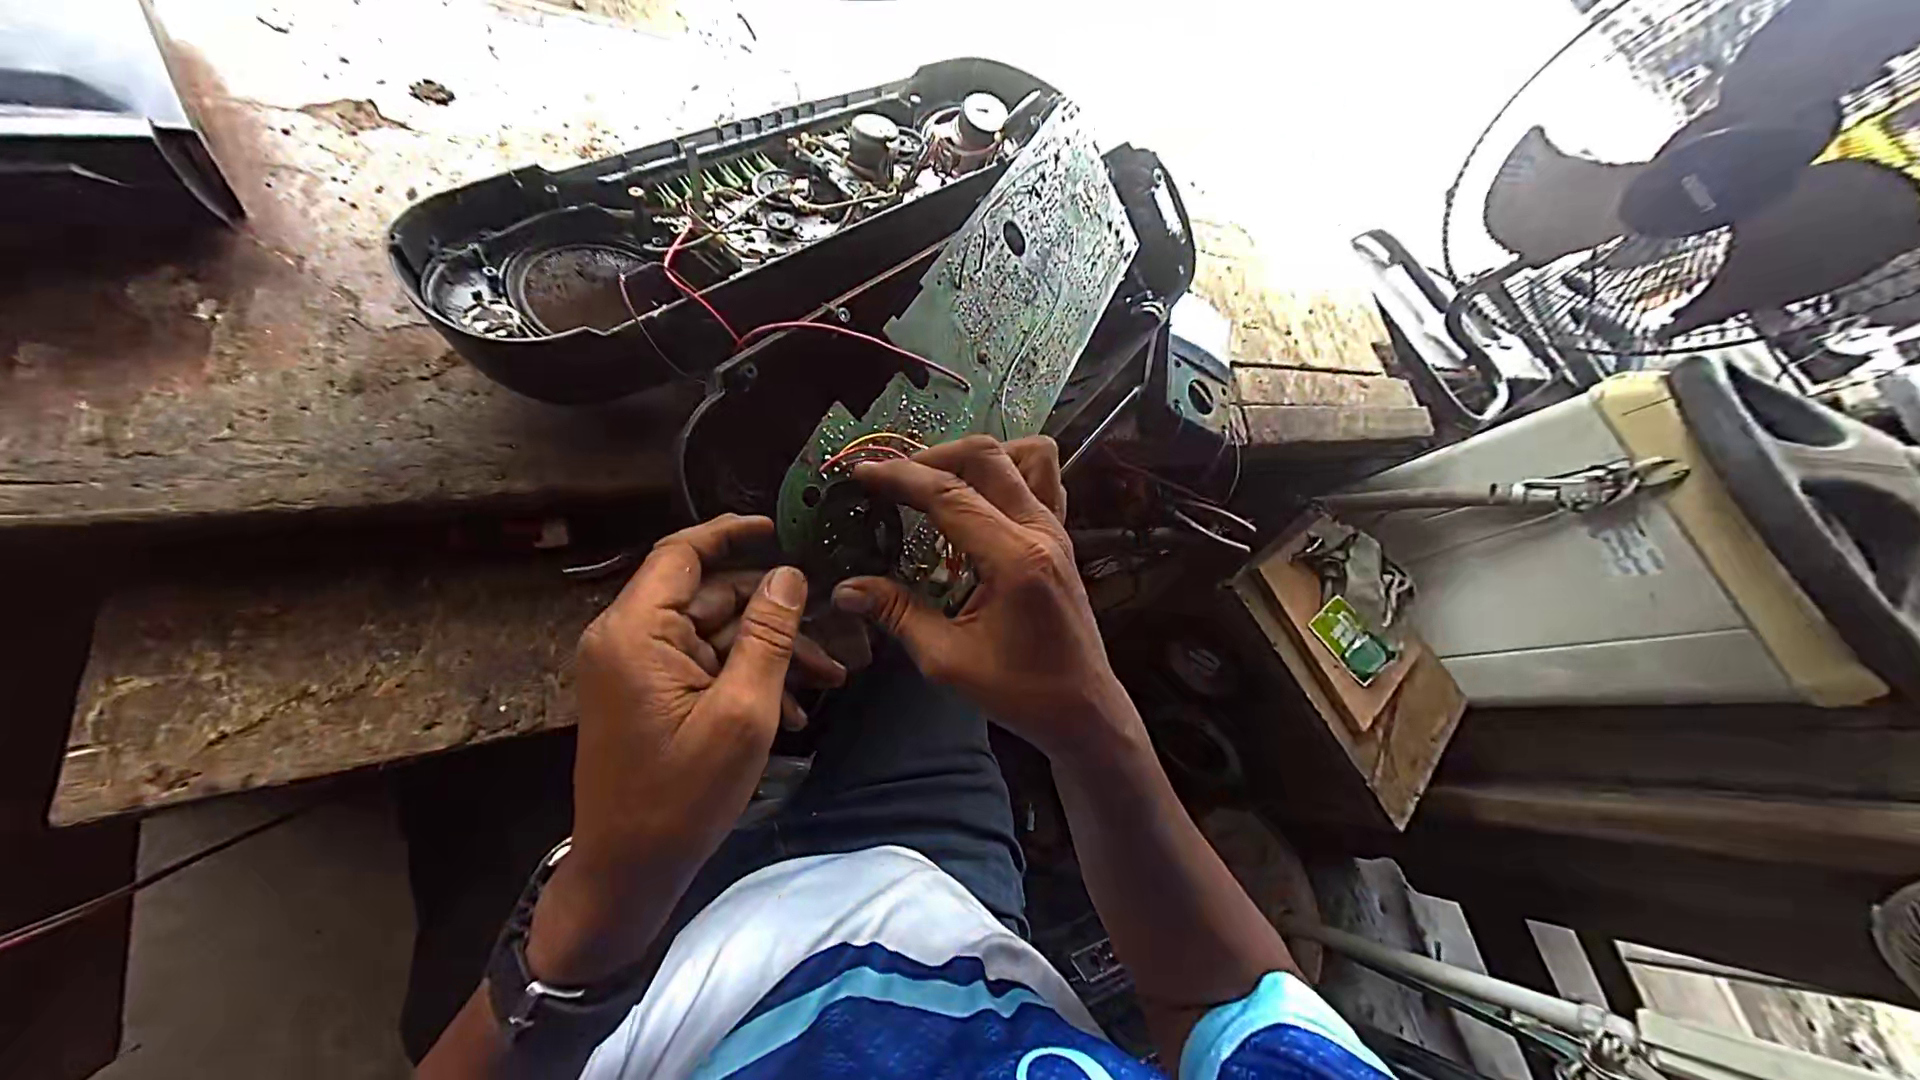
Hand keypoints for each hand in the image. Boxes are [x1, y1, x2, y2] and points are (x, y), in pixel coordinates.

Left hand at [528, 515, 807, 982]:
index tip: (780, 528)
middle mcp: (631, 639)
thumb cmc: (683, 796)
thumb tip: (789, 575)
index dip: (732, 533)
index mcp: (638, 632)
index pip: (682, 553)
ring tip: (826, 680)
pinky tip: (793, 710)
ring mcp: (641, 668)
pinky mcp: (653, 693)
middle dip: (776, 617)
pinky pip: (707, 665)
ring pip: (719, 634)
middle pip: (714, 599)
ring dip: (772, 653)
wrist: (630, 873)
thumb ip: (768, 636)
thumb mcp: (742, 712)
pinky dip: (749, 678)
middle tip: (832, 636)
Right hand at [830, 436, 1135, 758]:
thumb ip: (896, 613)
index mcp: (1014, 559)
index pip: (949, 495)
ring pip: (1025, 455)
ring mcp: (1056, 530)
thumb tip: (846, 590)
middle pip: (987, 457)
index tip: (863, 474)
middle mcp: (1040, 531)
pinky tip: (980, 498)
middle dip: (933, 457)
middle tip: (894, 479)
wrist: (1082, 707)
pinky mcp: (1061, 537)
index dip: (900, 478)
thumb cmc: (1020, 691)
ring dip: (977, 458)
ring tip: (940, 482)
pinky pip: (1042, 479)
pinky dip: (1009, 472)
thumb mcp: (946, 659)